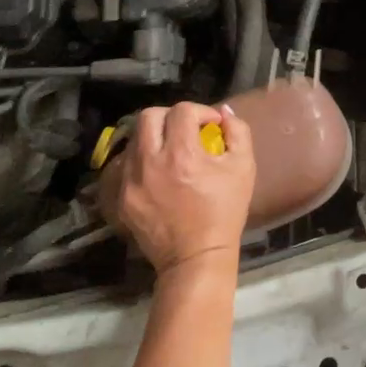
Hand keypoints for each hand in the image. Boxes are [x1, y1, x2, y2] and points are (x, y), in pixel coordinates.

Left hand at [101, 102, 255, 274]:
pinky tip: (158, 172)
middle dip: (171, 116)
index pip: (183, 110)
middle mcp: (150, 162)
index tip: (212, 126)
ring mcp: (131, 181)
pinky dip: (142, 160)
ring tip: (171, 151)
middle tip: (186, 130)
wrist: (196, 256)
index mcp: (182, 153)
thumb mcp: (244, 168)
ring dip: (155, 137)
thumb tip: (224, 113)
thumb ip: (238, 132)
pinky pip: (126, 166)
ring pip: (134, 139)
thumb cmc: (224, 211)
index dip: (202, 111)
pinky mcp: (122, 198)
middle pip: (148, 116)